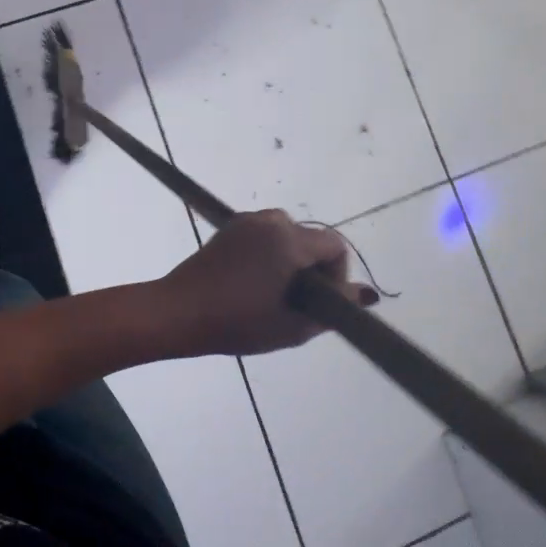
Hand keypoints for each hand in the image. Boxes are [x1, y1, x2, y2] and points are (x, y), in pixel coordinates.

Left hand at [149, 209, 379, 357]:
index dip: (337, 275)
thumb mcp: (294, 325)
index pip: (334, 246)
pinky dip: (270, 254)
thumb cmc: (239, 321)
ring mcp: (243, 222)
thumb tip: (365, 295)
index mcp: (287, 239)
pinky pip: (263, 236)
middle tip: (298, 302)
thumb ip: (334, 309)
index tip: (320, 302)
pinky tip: (255, 284)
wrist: (180, 311)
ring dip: (291, 260)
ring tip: (277, 295)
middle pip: (309, 238)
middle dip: (313, 268)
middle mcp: (267, 221)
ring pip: (286, 235)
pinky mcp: (227, 230)